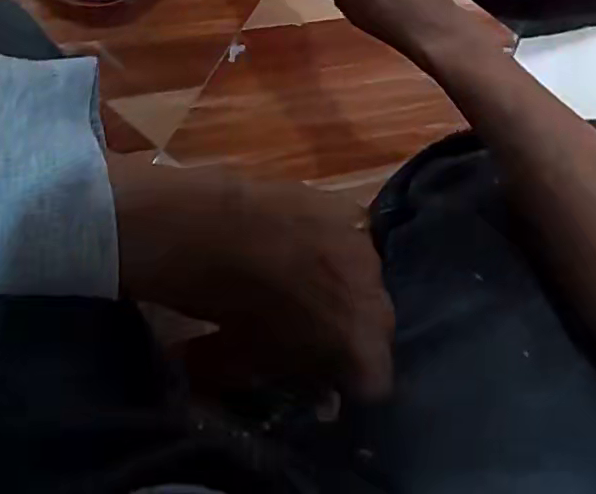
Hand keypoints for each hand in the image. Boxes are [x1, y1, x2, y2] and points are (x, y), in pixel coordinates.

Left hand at [105, 154, 393, 400]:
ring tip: (303, 273)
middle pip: (375, 324)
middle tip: (313, 324)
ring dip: (342, 280)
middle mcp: (377, 297)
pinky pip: (350, 233)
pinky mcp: (347, 208)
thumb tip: (295, 388)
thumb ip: (281, 378)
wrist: (217, 226)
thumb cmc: (230, 303)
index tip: (323, 374)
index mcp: (361, 345)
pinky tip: (299, 236)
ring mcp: (365, 248)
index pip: (374, 380)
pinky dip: (332, 240)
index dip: (346, 380)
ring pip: (364, 275)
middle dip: (349, 328)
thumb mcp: (249, 360)